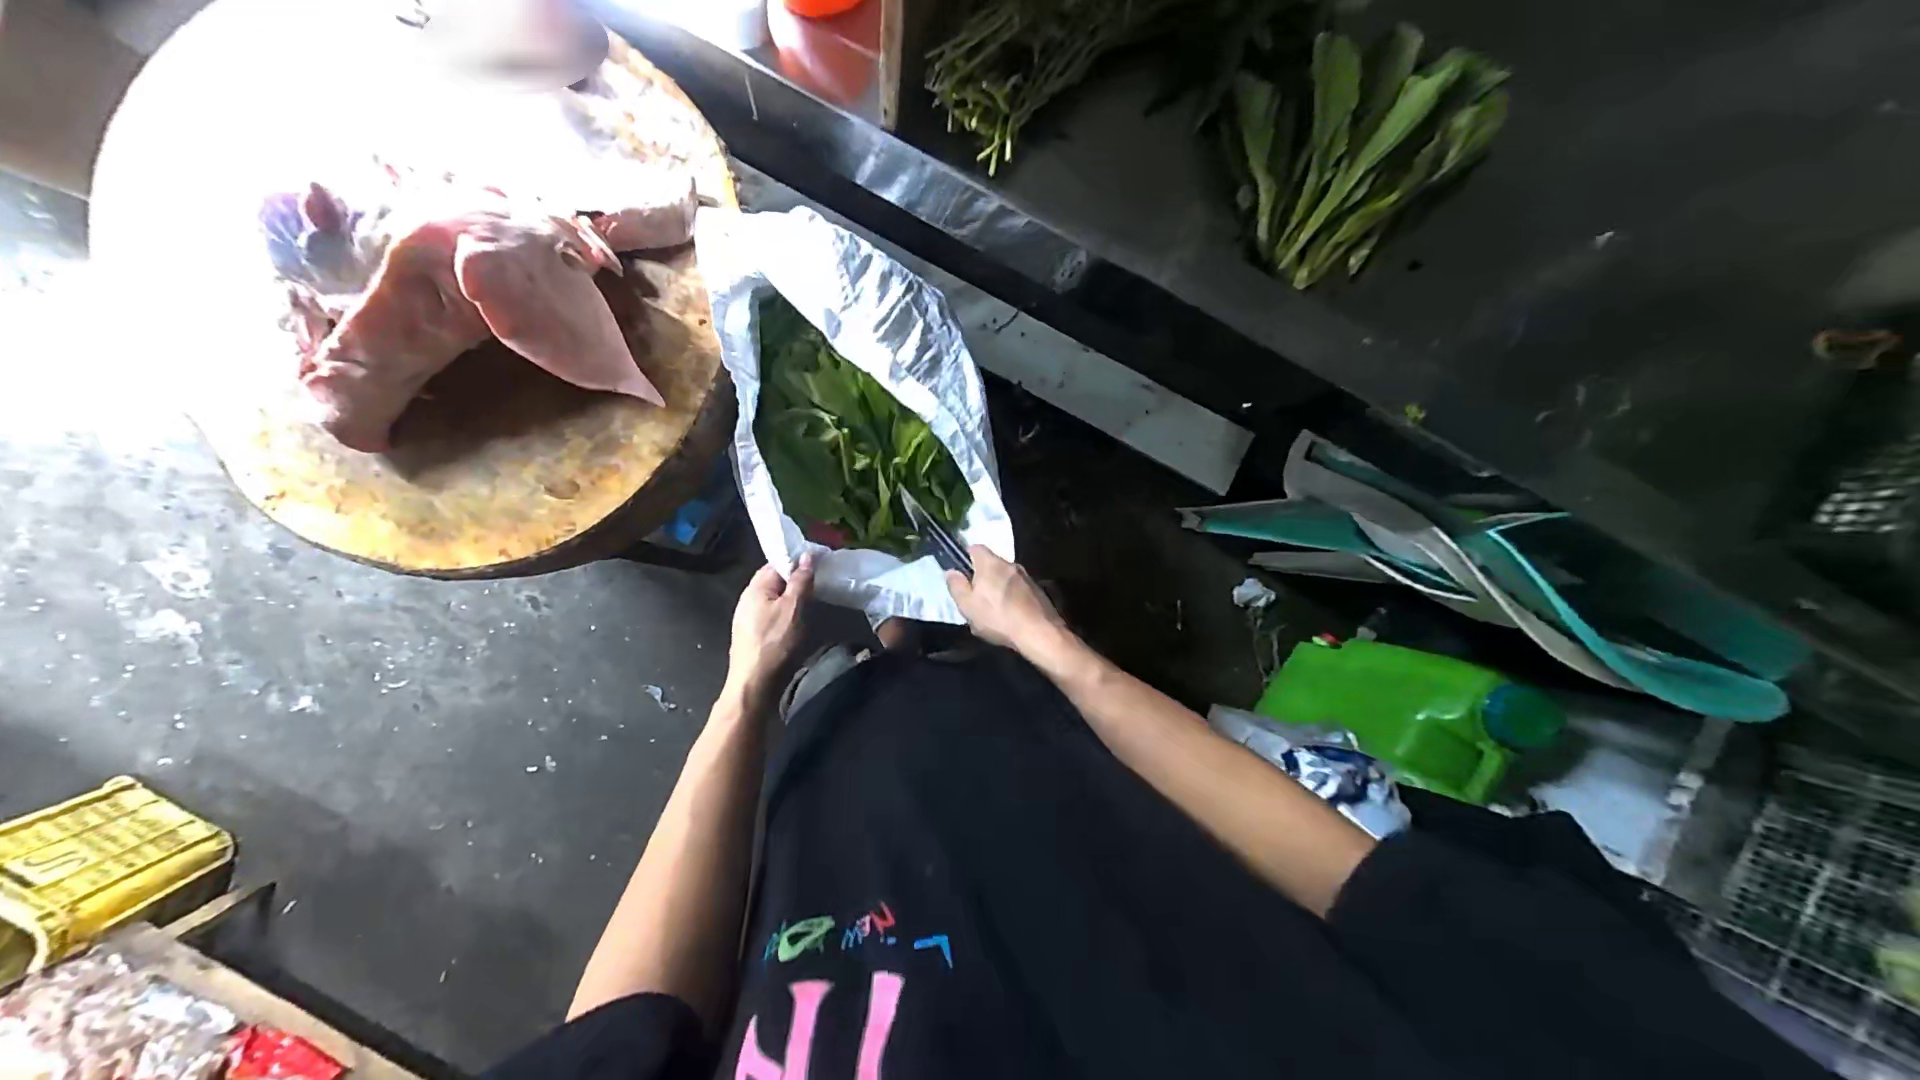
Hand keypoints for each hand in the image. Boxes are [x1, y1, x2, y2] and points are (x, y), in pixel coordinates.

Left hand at [726, 554, 814, 700]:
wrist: (754, 685)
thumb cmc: (775, 643)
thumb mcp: (794, 607)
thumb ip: (800, 580)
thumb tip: (806, 556)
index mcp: (755, 587)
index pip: (777, 562)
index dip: (798, 560)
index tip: (820, 563)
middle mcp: (747, 599)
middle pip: (775, 581)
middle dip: (796, 580)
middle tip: (820, 583)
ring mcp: (747, 619)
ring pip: (774, 600)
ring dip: (793, 599)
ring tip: (814, 602)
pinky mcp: (752, 636)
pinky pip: (772, 615)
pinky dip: (787, 614)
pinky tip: (798, 623)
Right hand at [946, 547, 1066, 652]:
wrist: (1039, 632)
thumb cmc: (998, 618)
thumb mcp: (967, 606)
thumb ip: (956, 586)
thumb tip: (951, 571)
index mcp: (990, 563)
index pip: (975, 548)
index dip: (966, 558)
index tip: (963, 574)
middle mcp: (1010, 564)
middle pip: (991, 564)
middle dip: (983, 576)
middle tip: (976, 598)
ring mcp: (1027, 576)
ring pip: (1006, 577)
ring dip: (999, 588)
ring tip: (994, 610)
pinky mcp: (1038, 590)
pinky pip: (1020, 589)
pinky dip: (1013, 597)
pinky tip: (1011, 615)